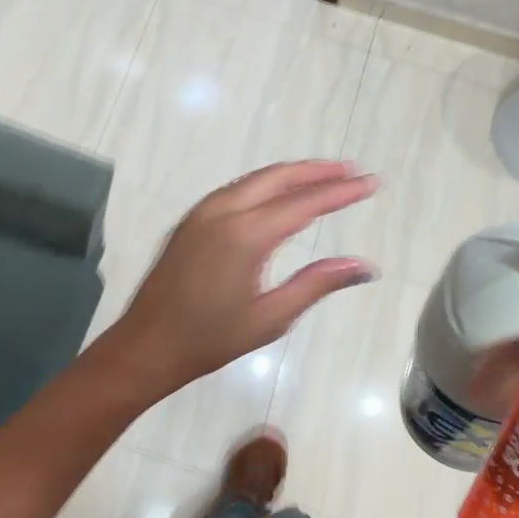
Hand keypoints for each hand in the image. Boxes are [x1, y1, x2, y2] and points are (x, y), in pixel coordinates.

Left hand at [103, 161, 378, 397]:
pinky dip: (262, 186)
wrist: (146, 346)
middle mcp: (221, 211)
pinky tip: (278, 198)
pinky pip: (233, 191)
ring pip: (252, 180)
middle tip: (352, 171)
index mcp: (244, 234)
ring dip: (289, 176)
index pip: (304, 203)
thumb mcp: (271, 317)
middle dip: (317, 171)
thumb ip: (317, 284)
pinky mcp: (188, 223)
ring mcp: (199, 214)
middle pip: (277, 177)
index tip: (372, 182)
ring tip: (323, 179)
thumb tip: (364, 266)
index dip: (340, 191)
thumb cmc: (209, 340)